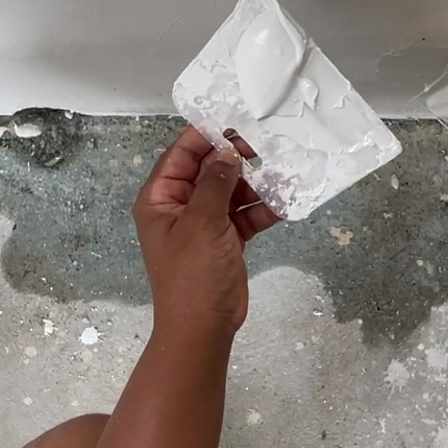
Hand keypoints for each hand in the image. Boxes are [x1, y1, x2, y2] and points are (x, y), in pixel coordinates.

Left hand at [134, 127, 279, 336]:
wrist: (202, 328)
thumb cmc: (193, 274)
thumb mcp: (202, 222)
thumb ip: (216, 183)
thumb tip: (229, 152)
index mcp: (160, 199)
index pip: (182, 155)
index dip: (206, 136)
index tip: (236, 119)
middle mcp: (180, 207)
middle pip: (210, 171)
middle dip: (238, 159)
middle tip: (268, 145)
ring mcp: (204, 224)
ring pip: (232, 192)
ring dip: (256, 184)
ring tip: (284, 172)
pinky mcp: (226, 240)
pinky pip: (245, 215)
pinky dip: (263, 210)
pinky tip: (286, 202)